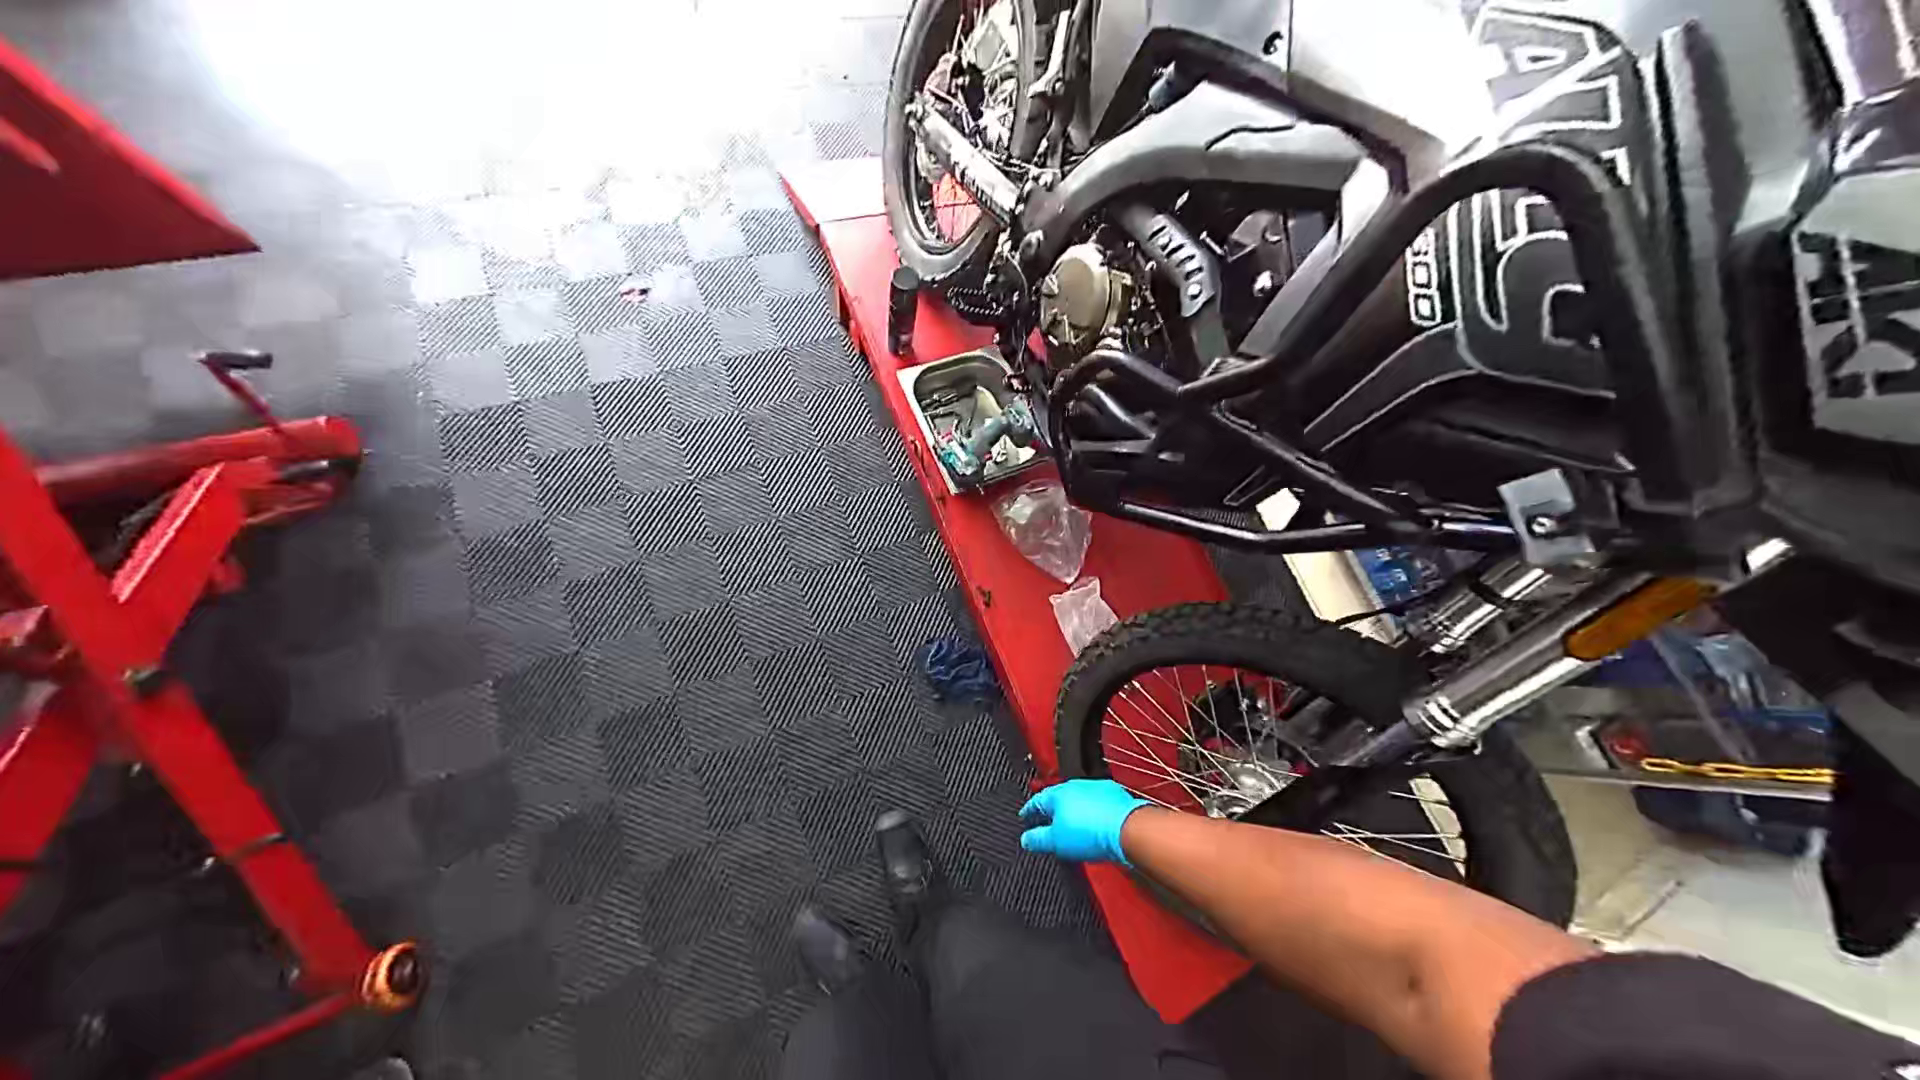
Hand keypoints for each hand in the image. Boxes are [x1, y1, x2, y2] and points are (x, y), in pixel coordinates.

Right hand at [1019, 779, 1150, 864]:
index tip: (1025, 816)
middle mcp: (1076, 786)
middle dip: (1053, 813)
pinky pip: (1097, 805)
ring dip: (1074, 814)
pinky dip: (1093, 815)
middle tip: (1049, 827)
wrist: (1128, 830)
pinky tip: (1095, 830)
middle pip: (1059, 800)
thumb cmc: (1093, 832)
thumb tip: (1026, 839)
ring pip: (1079, 802)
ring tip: (1074, 832)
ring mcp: (1096, 790)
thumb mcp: (1056, 841)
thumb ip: (1038, 839)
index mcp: (1058, 793)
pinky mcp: (1114, 797)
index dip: (1029, 810)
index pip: (1037, 800)